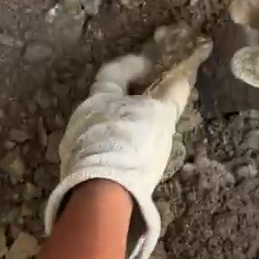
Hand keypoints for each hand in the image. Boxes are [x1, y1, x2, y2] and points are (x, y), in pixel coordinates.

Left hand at [44, 28, 211, 258]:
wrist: (103, 193)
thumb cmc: (131, 143)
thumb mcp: (159, 115)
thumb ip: (171, 96)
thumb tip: (182, 77)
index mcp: (98, 98)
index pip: (112, 72)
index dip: (131, 65)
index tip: (148, 64)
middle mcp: (81, 118)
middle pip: (106, 102)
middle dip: (127, 101)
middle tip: (151, 105)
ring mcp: (76, 146)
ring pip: (102, 129)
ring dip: (122, 128)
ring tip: (145, 137)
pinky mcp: (78, 172)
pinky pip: (101, 153)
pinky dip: (117, 151)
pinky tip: (132, 161)